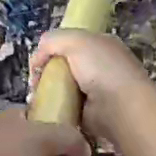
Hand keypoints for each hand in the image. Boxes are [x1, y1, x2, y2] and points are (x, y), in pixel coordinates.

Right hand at [29, 30, 155, 142]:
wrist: (120, 107)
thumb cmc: (102, 68)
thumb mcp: (76, 40)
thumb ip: (52, 40)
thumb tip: (37, 59)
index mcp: (100, 45)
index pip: (70, 44)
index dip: (51, 51)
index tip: (37, 63)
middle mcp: (99, 67)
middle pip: (64, 67)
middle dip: (46, 73)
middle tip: (35, 83)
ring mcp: (95, 92)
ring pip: (62, 89)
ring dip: (47, 93)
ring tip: (36, 98)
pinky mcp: (89, 114)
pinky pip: (66, 109)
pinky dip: (54, 110)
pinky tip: (45, 111)